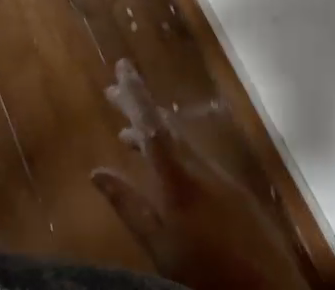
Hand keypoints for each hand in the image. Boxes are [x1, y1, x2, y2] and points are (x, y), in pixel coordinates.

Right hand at [91, 61, 307, 289]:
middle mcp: (203, 170)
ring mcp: (225, 181)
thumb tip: (95, 172)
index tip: (123, 66)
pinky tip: (166, 168)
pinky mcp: (238, 196)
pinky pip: (199, 161)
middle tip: (112, 92)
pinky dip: (175, 154)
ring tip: (128, 136)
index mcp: (180, 178)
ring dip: (155, 134)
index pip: (152, 127)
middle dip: (138, 108)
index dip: (135, 96)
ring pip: (183, 145)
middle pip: (167, 129)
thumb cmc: (206, 269)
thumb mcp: (158, 243)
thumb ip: (128, 204)